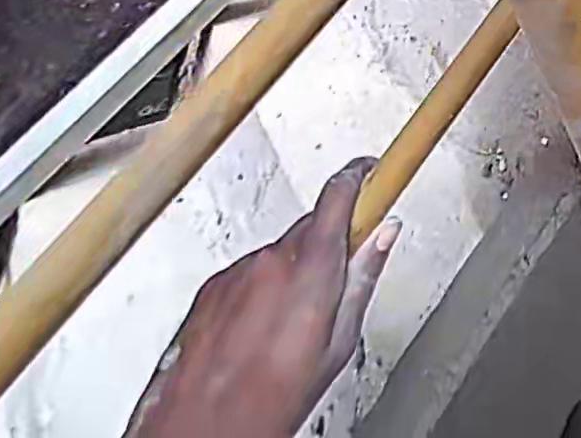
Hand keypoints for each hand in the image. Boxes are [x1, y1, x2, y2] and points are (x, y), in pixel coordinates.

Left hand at [125, 158, 401, 437]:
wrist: (196, 437)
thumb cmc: (268, 404)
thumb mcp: (338, 343)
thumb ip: (363, 277)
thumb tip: (384, 233)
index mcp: (311, 266)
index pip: (340, 192)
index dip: (360, 174)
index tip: (372, 170)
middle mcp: (272, 258)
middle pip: (313, 225)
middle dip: (329, 244)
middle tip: (334, 286)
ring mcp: (237, 272)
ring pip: (280, 253)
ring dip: (291, 273)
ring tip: (288, 327)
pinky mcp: (210, 288)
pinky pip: (248, 274)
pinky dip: (259, 292)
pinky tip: (257, 333)